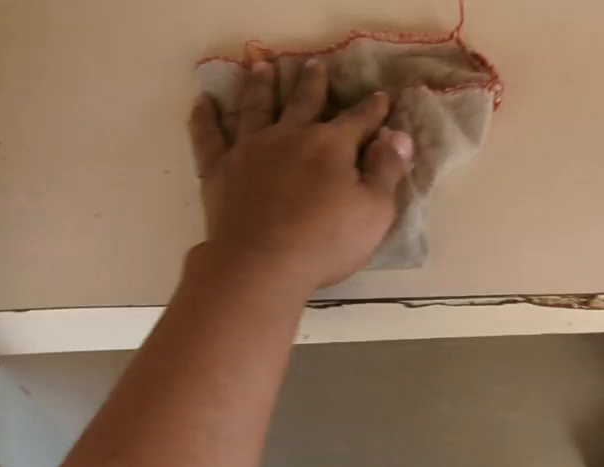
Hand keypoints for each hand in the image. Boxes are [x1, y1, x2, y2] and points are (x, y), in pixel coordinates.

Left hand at [188, 58, 413, 292]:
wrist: (263, 264)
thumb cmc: (327, 242)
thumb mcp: (374, 213)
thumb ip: (387, 172)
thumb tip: (399, 136)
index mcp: (331, 146)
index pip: (357, 121)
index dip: (373, 110)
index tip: (383, 97)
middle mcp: (289, 135)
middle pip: (303, 102)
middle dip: (313, 83)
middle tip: (316, 64)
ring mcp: (250, 148)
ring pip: (256, 107)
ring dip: (261, 86)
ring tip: (263, 68)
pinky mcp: (220, 169)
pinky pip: (210, 136)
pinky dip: (206, 118)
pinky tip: (204, 103)